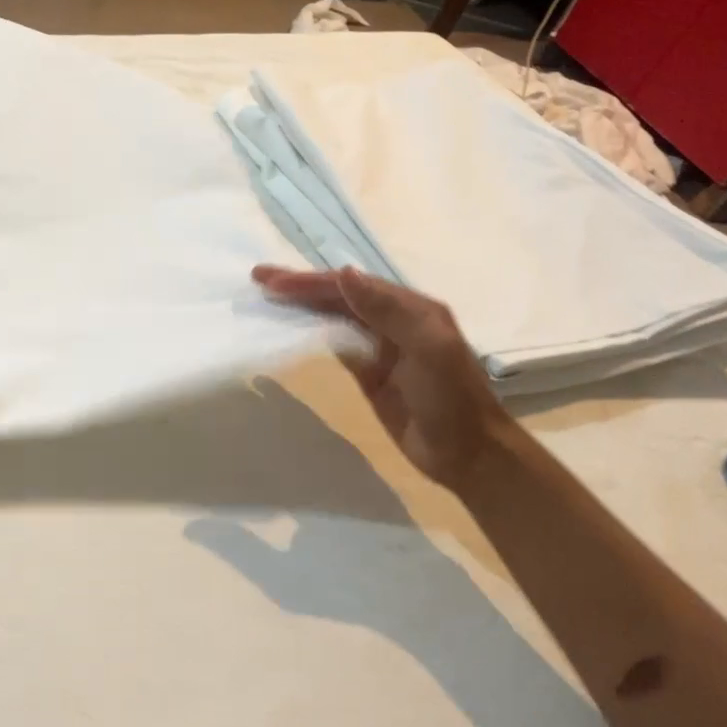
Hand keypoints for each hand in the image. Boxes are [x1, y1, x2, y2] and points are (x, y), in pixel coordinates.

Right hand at [254, 265, 515, 488]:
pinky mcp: (371, 372)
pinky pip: (337, 342)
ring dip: (303, 304)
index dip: (309, 281)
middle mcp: (396, 321)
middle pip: (340, 296)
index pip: (350, 286)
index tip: (269, 281)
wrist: (467, 453)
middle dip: (300, 286)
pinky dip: (313, 331)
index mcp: (412, 309)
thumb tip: (343, 273)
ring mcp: (382, 347)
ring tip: (268, 298)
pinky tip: (293, 329)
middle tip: (259, 280)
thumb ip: (387, 310)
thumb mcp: (425, 349)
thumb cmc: (450, 399)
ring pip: (335, 315)